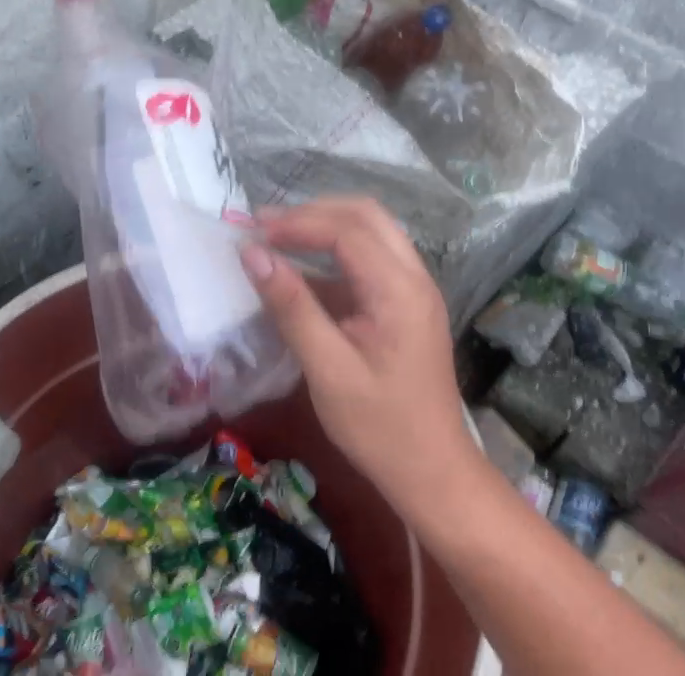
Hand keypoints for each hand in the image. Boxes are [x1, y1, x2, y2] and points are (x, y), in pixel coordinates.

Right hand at [239, 197, 477, 506]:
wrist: (433, 472)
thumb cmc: (379, 427)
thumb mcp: (327, 369)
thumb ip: (291, 307)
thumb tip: (252, 254)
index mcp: (399, 290)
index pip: (346, 229)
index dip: (296, 223)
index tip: (252, 233)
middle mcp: (414, 278)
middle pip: (364, 215)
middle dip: (312, 213)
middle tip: (264, 227)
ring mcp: (414, 290)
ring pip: (370, 232)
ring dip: (324, 228)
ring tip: (276, 240)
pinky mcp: (406, 305)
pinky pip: (371, 259)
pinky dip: (334, 254)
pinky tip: (301, 274)